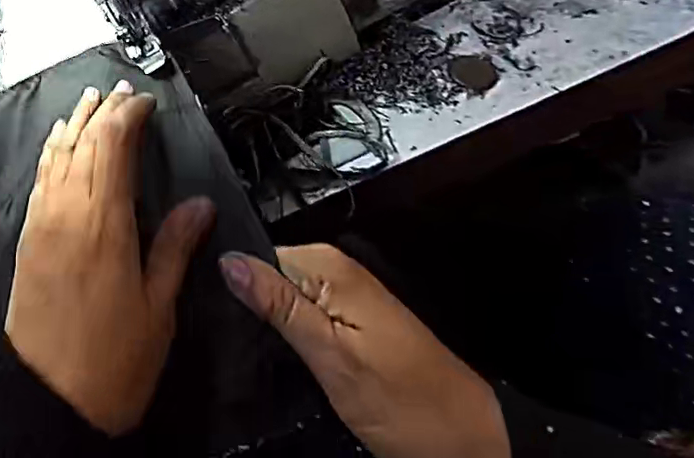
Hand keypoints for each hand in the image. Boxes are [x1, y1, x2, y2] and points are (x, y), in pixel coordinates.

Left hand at [5, 81, 216, 435]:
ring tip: (90, 100)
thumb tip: (199, 205)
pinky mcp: (28, 233)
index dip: (129, 116)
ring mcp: (43, 219)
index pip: (114, 146)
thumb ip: (176, 247)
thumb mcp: (157, 308)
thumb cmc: (111, 360)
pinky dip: (53, 149)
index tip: (145, 102)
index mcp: (105, 222)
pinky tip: (59, 141)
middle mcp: (68, 209)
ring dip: (75, 121)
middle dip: (104, 110)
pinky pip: (41, 175)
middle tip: (121, 91)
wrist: (46, 399)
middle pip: (84, 140)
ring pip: (58, 152)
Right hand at [220, 244, 507, 457]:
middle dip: (256, 304)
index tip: (222, 315)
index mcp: (327, 265)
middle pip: (270, 273)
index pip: (258, 255)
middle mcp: (335, 268)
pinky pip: (304, 311)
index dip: (239, 285)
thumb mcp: (331, 357)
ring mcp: (345, 293)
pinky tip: (284, 353)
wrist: (471, 446)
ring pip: (284, 295)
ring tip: (257, 348)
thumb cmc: (401, 402)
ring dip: (273, 321)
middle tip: (241, 341)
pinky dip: (292, 332)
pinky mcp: (350, 318)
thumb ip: (278, 305)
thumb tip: (227, 260)